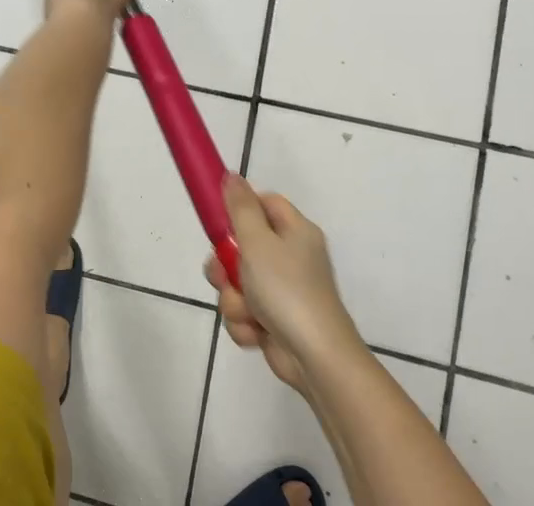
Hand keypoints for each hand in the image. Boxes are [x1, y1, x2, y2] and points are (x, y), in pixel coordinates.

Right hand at [205, 174, 360, 393]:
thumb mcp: (257, 242)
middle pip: (242, 245)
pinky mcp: (274, 319)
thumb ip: (240, 208)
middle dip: (225, 266)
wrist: (315, 358)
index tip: (218, 221)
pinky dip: (244, 322)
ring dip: (233, 298)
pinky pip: (244, 310)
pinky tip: (255, 332)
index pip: (264, 203)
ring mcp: (283, 290)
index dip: (239, 209)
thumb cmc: (287, 291)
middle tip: (224, 274)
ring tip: (246, 312)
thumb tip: (232, 175)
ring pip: (237, 281)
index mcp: (295, 232)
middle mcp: (291, 257)